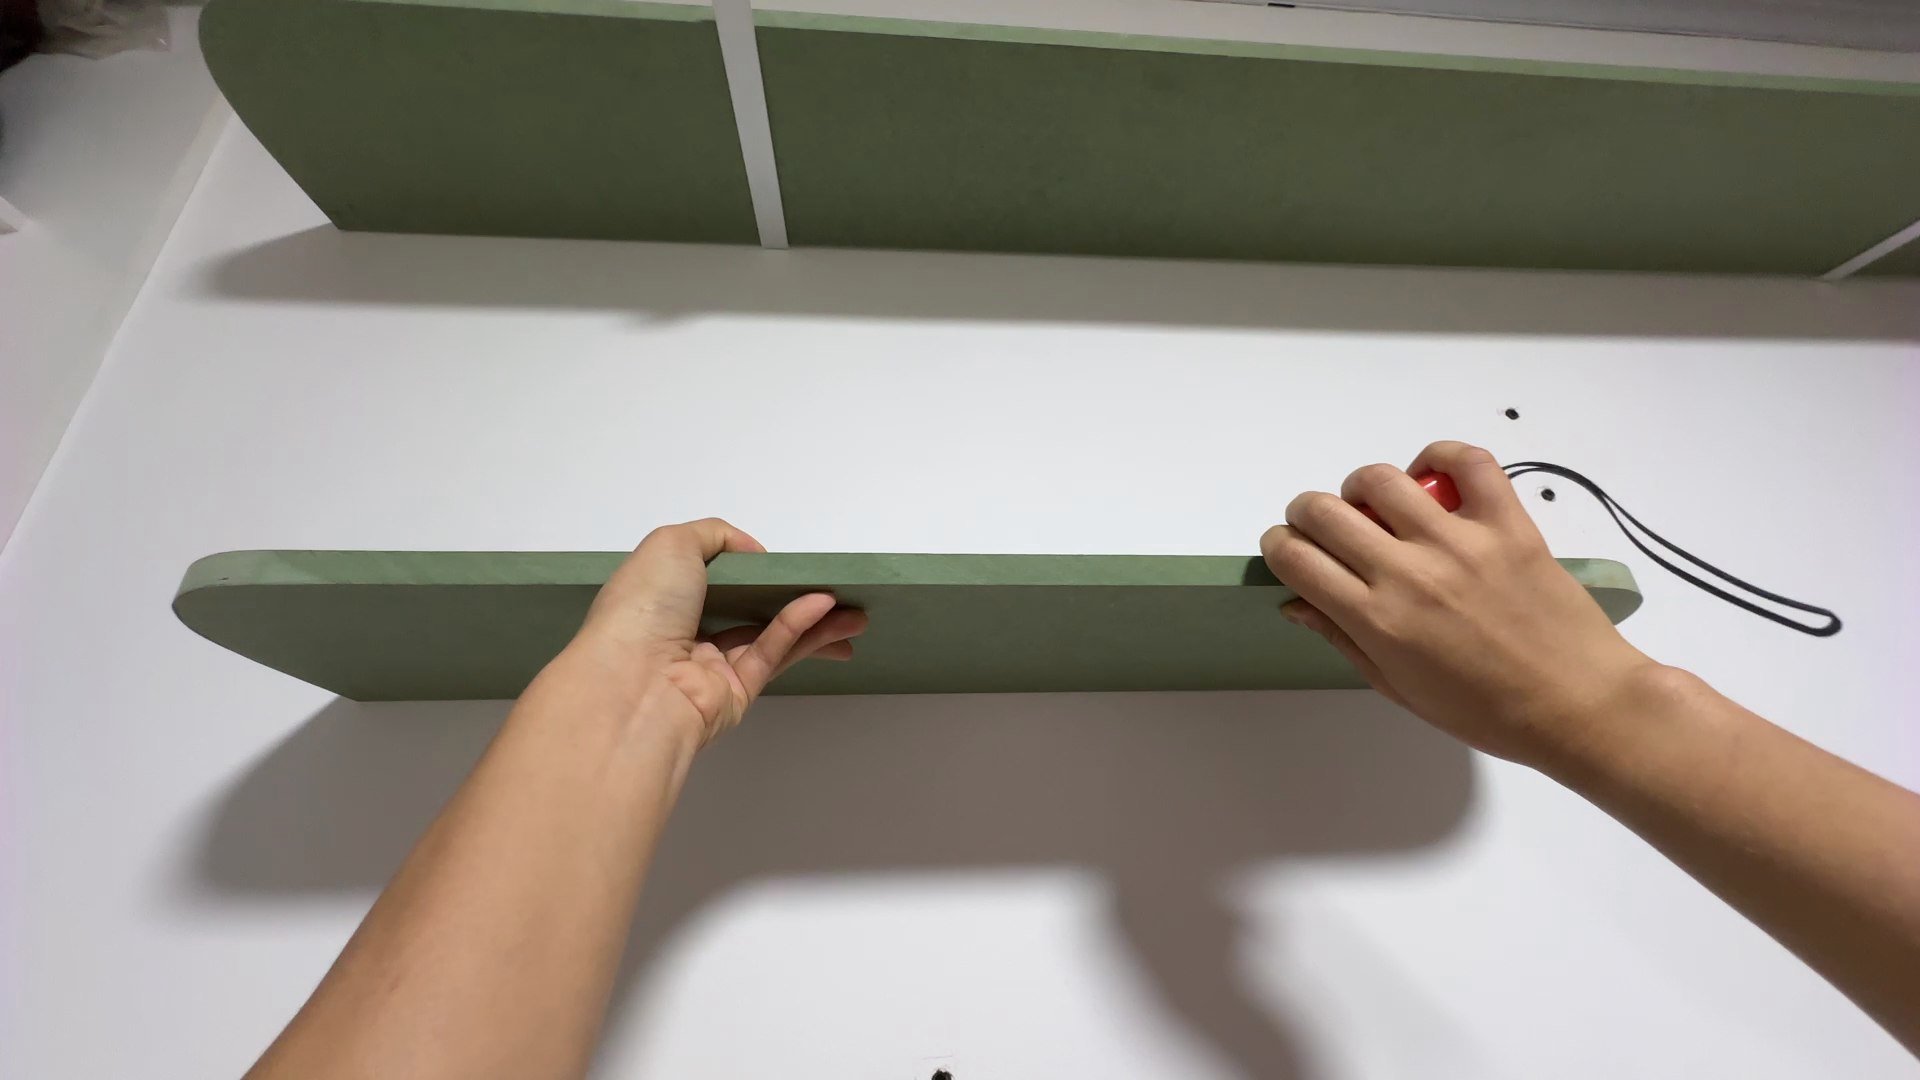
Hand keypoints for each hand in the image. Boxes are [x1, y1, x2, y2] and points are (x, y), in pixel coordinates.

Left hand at [566, 519, 867, 747]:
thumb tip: (755, 555)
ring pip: (772, 636)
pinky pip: (772, 653)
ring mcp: (712, 666)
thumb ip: (716, 535)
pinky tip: (829, 610)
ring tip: (859, 614)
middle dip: (795, 599)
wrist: (633, 685)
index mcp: (663, 598)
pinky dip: (801, 629)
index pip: (712, 579)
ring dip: (817, 622)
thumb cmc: (645, 607)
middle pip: (751, 610)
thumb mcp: (671, 543)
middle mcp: (687, 632)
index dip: (750, 569)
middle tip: (837, 590)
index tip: (784, 562)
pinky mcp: (737, 692)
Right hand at [1260, 441, 1660, 767]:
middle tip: (1321, 530)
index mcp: (1376, 619)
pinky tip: (1430, 481)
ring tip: (1375, 508)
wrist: (1582, 707)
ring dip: (1360, 489)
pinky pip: (1468, 462)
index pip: (1294, 558)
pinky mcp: (1508, 524)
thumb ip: (1340, 636)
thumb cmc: (1480, 709)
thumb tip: (1294, 601)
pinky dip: (1439, 458)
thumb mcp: (1394, 684)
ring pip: (1380, 480)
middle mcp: (1409, 573)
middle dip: (1305, 515)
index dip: (1277, 546)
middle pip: (1323, 511)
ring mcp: (1460, 543)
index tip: (1287, 552)